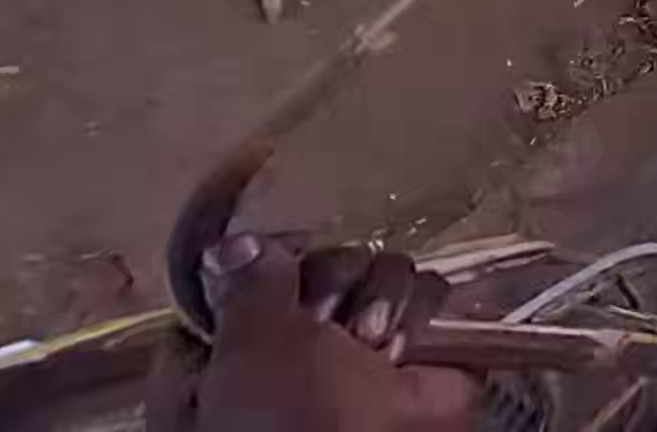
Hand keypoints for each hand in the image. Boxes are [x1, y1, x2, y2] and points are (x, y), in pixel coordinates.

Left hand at [191, 234, 477, 431]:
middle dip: (339, 280)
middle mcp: (304, 343)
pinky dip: (420, 309)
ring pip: (383, 269)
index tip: (289, 249)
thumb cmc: (289, 422)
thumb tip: (229, 242)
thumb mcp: (253, 351)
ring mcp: (365, 341)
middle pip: (331, 264)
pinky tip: (406, 346)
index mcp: (245, 352)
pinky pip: (427, 288)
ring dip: (383, 297)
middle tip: (331, 320)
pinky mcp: (420, 336)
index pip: (261, 276)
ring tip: (374, 344)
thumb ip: (249, 290)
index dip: (277, 257)